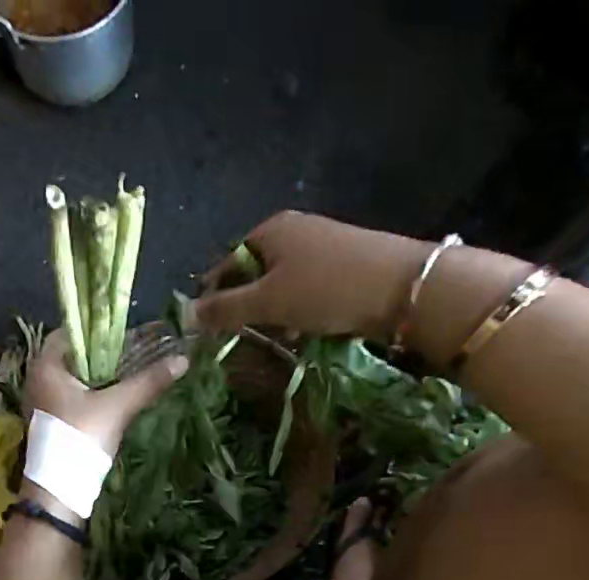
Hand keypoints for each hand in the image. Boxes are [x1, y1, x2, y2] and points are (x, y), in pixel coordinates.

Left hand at [22, 329, 187, 455]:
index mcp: (46, 365)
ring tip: (132, 374)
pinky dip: (95, 394)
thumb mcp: (118, 406)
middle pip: (76, 355)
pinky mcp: (52, 421)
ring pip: (76, 379)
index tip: (128, 335)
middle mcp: (39, 378)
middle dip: (105, 354)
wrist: (58, 489)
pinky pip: (74, 397)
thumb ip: (148, 382)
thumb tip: (183, 360)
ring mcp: (43, 401)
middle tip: (136, 353)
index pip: (73, 332)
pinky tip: (117, 399)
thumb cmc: (81, 438)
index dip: (101, 331)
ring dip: (102, 376)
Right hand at [193, 212, 429, 341]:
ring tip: (280, 338)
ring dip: (277, 313)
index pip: (226, 263)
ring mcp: (321, 245)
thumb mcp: (269, 302)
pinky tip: (308, 330)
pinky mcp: (344, 264)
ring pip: (283, 284)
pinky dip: (302, 310)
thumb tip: (187, 314)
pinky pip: (309, 289)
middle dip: (249, 307)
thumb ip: (226, 308)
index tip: (211, 331)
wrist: (400, 286)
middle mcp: (293, 231)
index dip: (215, 296)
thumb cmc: (325, 289)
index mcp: (268, 231)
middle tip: (246, 338)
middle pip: (255, 273)